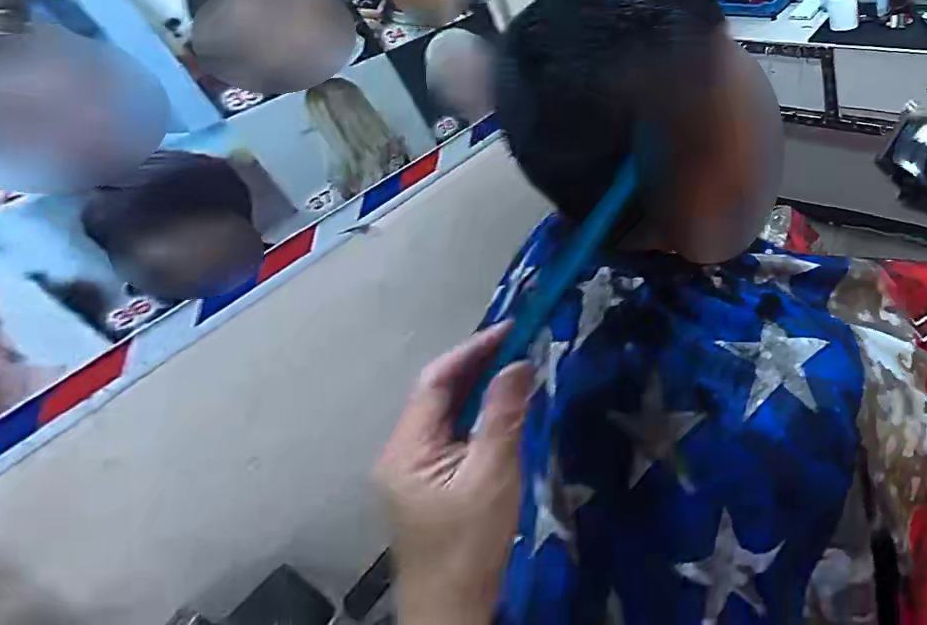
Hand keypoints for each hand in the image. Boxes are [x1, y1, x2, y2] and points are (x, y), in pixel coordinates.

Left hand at [373, 324, 533, 624]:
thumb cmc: (469, 542)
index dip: (474, 349)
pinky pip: (456, 426)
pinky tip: (509, 399)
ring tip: (522, 359)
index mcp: (406, 450)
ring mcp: (415, 467)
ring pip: (448, 408)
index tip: (514, 328)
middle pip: (439, 391)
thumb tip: (519, 361)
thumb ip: (503, 414)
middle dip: (480, 361)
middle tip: (524, 338)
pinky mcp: (432, 479)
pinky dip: (482, 405)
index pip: (435, 381)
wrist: (453, 608)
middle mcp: (402, 453)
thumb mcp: (493, 473)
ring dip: (483, 381)